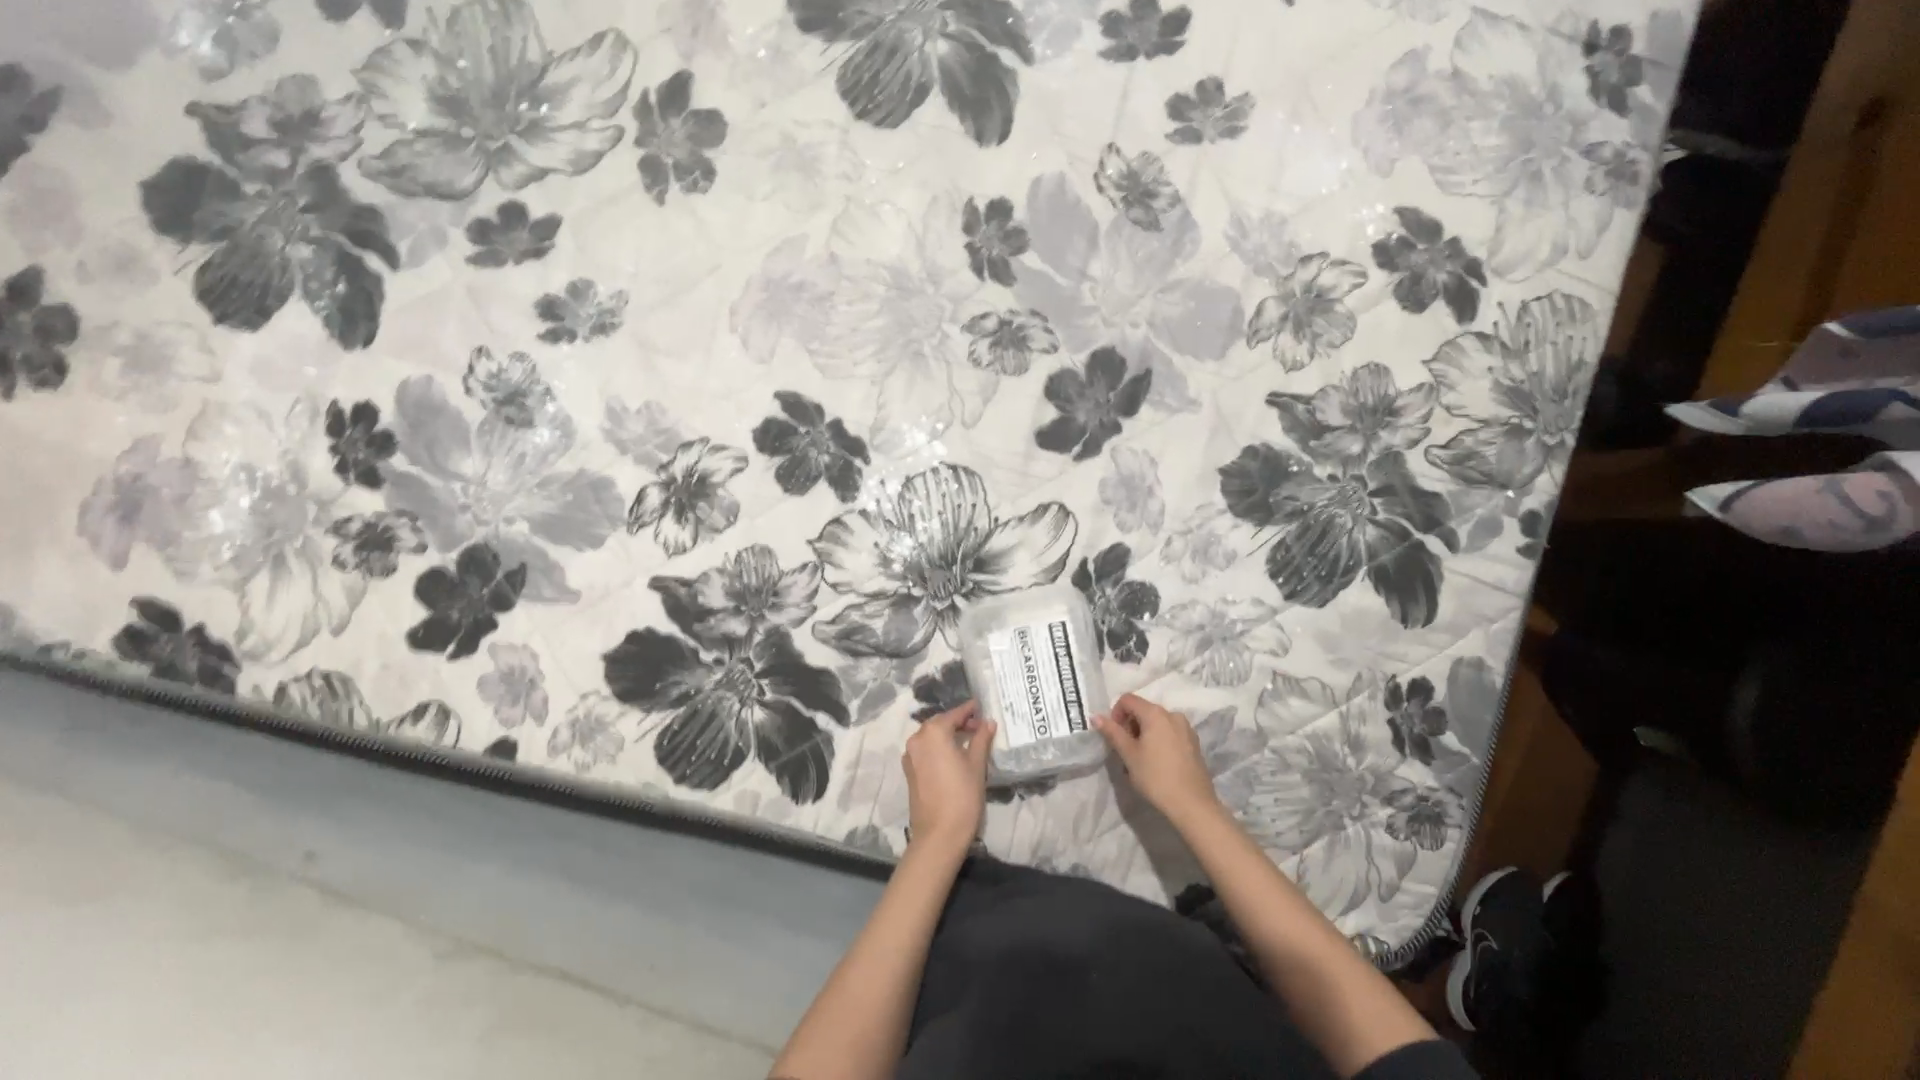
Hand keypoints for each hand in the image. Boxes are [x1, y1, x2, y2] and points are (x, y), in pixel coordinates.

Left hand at [902, 701, 994, 854]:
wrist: (939, 833)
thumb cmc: (962, 796)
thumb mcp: (976, 765)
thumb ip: (981, 739)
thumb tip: (988, 722)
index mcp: (933, 732)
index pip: (954, 714)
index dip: (969, 711)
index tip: (982, 708)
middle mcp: (917, 739)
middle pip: (940, 723)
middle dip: (958, 722)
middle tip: (979, 727)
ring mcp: (910, 756)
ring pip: (931, 737)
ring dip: (947, 735)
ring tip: (968, 741)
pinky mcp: (909, 771)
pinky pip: (925, 750)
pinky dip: (938, 748)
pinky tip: (953, 756)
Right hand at [1095, 694, 1220, 823]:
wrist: (1192, 803)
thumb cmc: (1155, 777)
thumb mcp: (1129, 755)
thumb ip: (1112, 732)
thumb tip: (1096, 717)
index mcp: (1155, 713)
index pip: (1127, 700)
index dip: (1115, 714)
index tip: (1114, 737)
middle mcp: (1173, 714)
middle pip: (1143, 710)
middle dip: (1130, 726)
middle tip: (1126, 751)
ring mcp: (1186, 728)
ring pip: (1157, 723)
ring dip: (1144, 734)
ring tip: (1141, 759)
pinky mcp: (1194, 743)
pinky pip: (1170, 733)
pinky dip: (1159, 740)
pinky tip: (1158, 763)